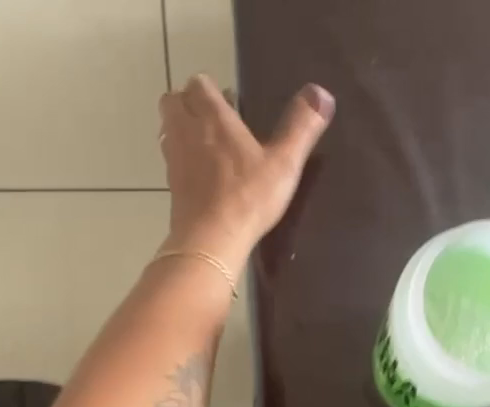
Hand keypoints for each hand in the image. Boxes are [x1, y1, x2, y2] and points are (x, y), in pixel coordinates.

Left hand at [158, 75, 333, 270]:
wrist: (210, 240)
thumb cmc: (248, 198)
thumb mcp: (284, 163)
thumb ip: (301, 127)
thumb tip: (321, 93)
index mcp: (213, 116)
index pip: (199, 83)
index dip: (212, 88)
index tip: (232, 103)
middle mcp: (187, 129)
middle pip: (174, 99)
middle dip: (191, 103)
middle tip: (216, 121)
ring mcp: (175, 157)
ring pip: (169, 127)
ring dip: (184, 127)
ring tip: (209, 145)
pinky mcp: (171, 183)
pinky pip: (172, 158)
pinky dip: (183, 157)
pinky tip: (204, 174)